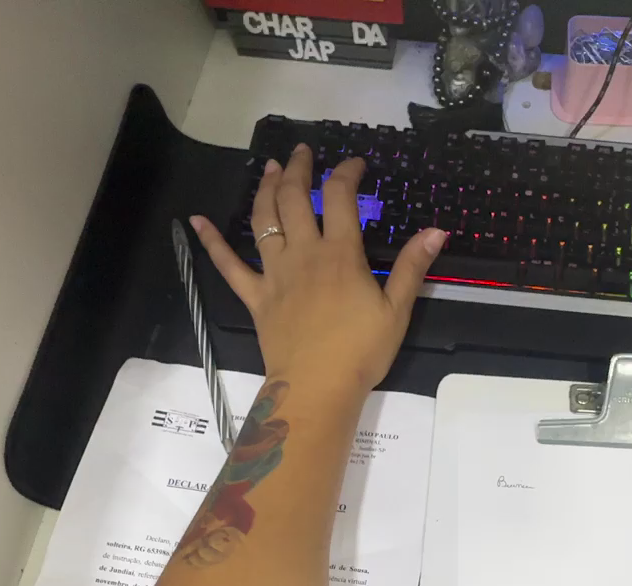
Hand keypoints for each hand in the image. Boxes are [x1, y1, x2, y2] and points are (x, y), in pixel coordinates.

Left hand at [191, 144, 446, 398]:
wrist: (318, 387)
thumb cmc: (361, 353)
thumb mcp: (396, 311)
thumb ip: (411, 267)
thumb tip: (436, 231)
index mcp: (340, 255)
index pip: (341, 197)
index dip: (346, 172)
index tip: (354, 163)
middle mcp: (304, 253)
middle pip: (295, 198)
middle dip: (298, 169)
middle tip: (301, 152)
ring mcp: (275, 273)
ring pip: (264, 220)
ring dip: (264, 188)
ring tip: (268, 168)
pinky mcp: (256, 296)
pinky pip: (228, 265)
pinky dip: (212, 242)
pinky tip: (196, 220)